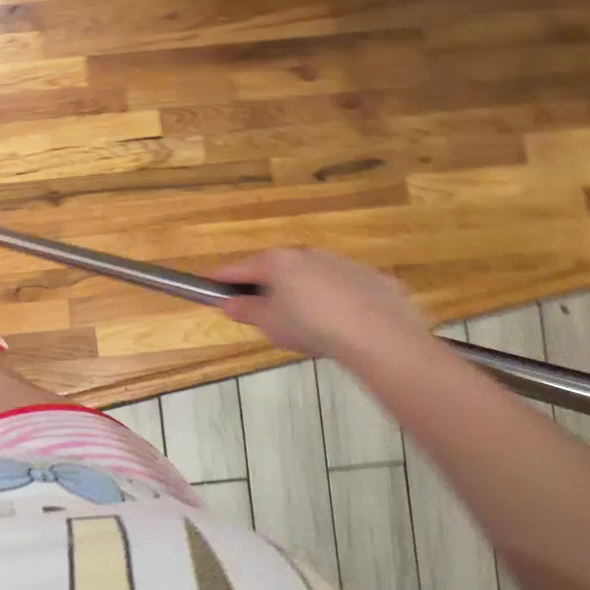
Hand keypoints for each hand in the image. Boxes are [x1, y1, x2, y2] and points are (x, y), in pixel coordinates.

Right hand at [213, 249, 430, 359]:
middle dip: (266, 287)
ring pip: (312, 277)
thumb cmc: (312, 326)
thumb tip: (229, 303)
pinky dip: (337, 301)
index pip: (238, 268)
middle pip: (276, 269)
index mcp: (277, 262)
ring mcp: (343, 264)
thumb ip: (246, 310)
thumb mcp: (269, 323)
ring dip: (302, 292)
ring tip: (306, 323)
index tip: (208, 286)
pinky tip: (342, 324)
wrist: (380, 335)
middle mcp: (308, 254)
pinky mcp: (373, 279)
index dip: (220, 279)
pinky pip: (344, 288)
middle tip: (262, 313)